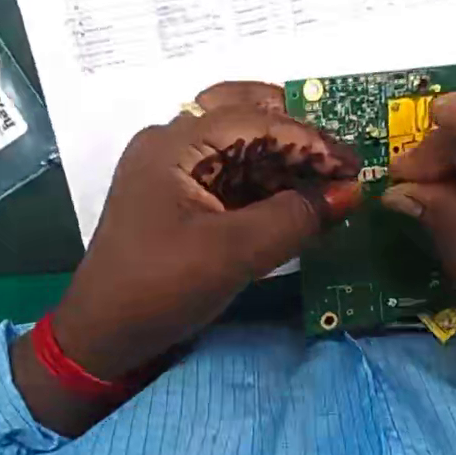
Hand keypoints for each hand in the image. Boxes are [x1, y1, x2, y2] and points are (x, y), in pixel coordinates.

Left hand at [14, 83, 360, 433]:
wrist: (102, 336)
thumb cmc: (160, 289)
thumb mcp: (232, 254)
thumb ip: (293, 219)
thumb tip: (347, 193)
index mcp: (173, 144)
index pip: (254, 120)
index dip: (309, 141)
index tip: (353, 168)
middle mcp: (168, 146)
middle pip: (242, 118)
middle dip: (294, 141)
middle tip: (336, 170)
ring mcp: (169, 174)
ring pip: (235, 150)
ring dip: (279, 165)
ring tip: (322, 191)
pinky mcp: (174, 204)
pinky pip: (225, 181)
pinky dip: (260, 189)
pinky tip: (290, 206)